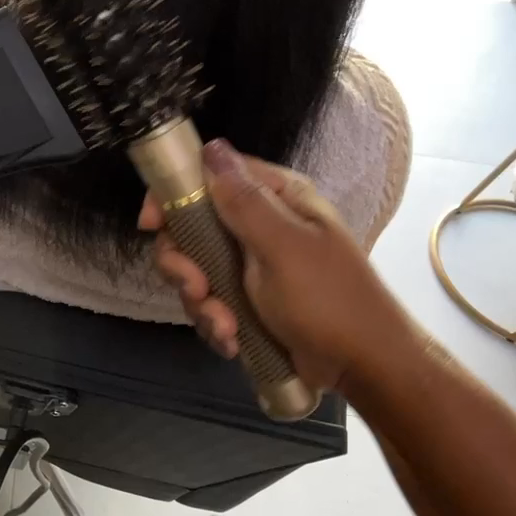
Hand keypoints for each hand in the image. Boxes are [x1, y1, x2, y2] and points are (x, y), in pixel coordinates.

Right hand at [139, 141, 418, 393]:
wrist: (363, 369)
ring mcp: (251, 266)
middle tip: (198, 288)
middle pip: (190, 230)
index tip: (152, 226)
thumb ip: (242, 201)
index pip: (210, 178)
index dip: (173, 197)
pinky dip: (214, 324)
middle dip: (184, 266)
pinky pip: (209, 303)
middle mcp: (260, 226)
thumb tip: (211, 147)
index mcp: (276, 199)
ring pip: (194, 272)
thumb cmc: (329, 301)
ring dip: (202, 304)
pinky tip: (232, 340)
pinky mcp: (247, 301)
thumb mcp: (283, 247)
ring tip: (226, 327)